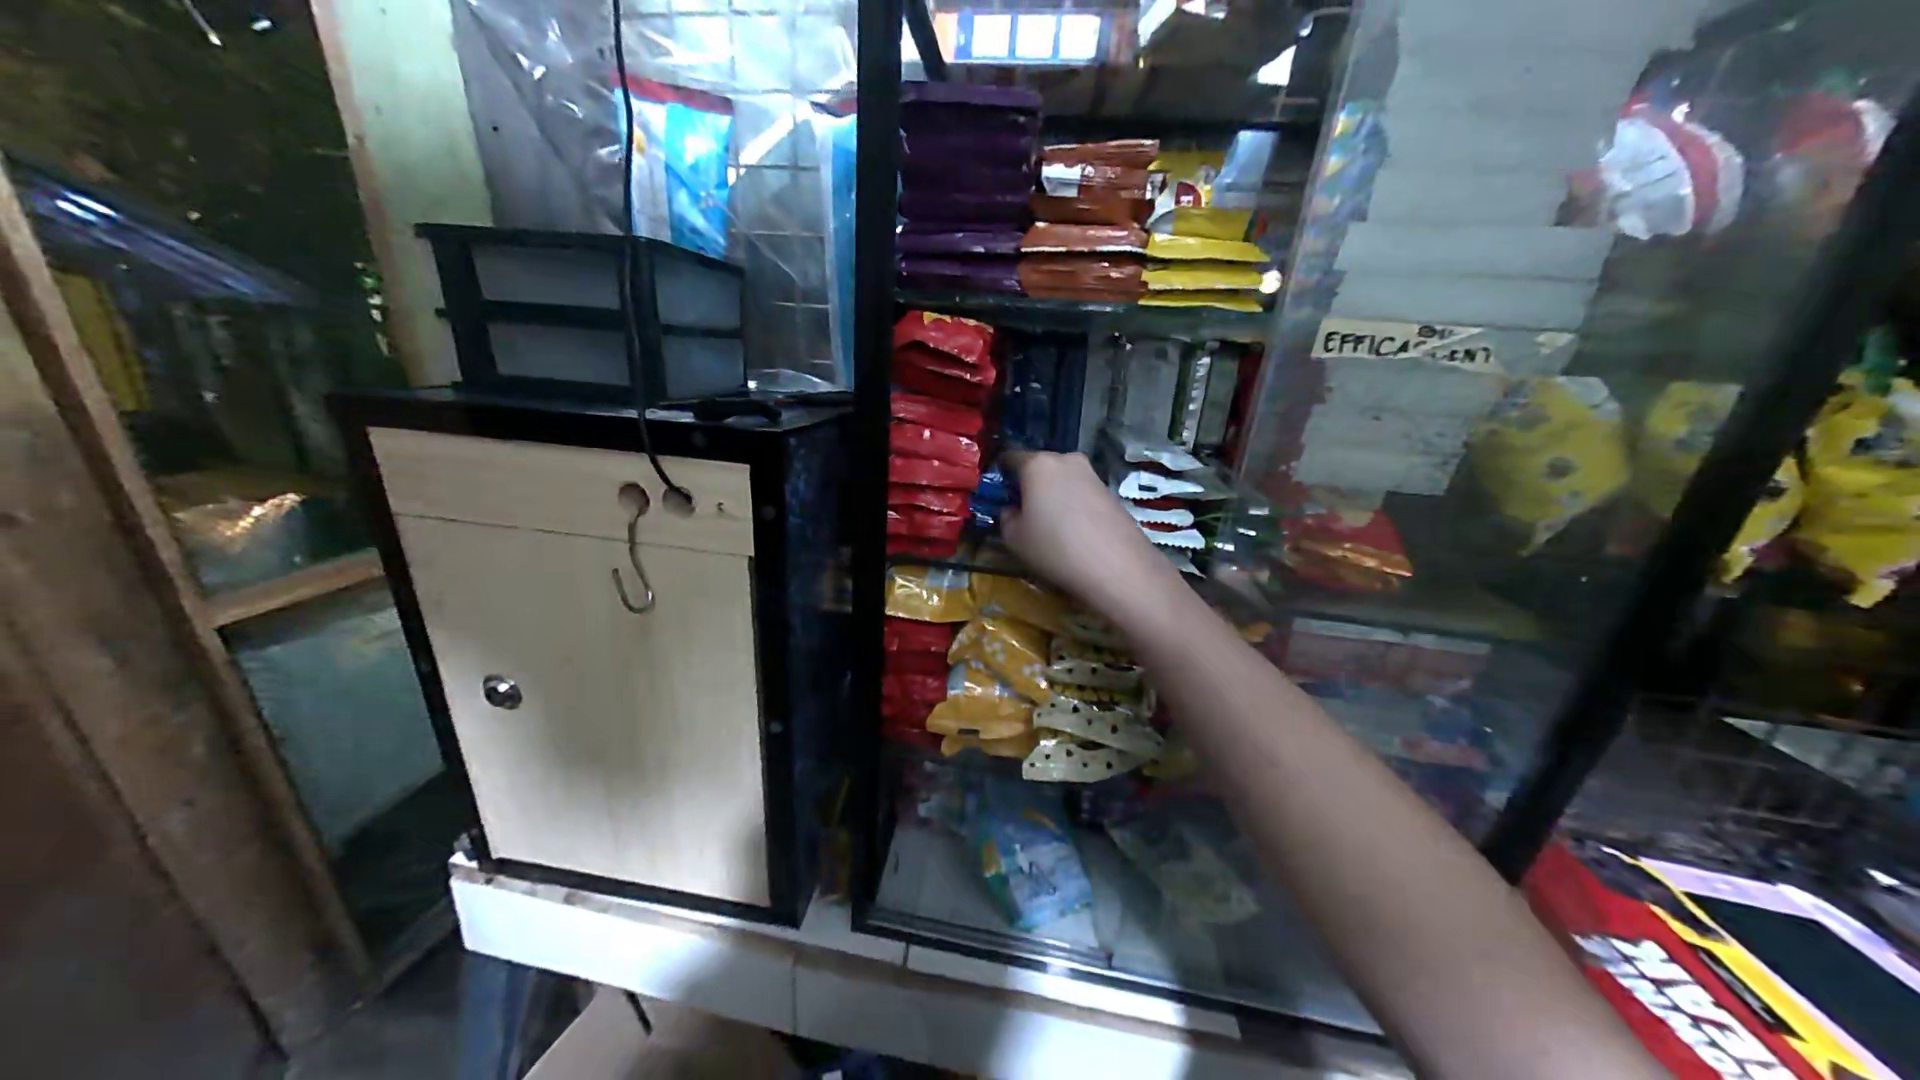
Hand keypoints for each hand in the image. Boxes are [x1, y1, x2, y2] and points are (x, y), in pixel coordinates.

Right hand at [999, 451, 1181, 620]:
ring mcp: (1092, 474)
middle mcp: (1066, 460)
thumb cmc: (1055, 548)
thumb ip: (1006, 517)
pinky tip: (1075, 532)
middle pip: (1039, 467)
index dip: (1000, 474)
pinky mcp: (1111, 491)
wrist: (1117, 567)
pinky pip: (1081, 493)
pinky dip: (1074, 506)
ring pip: (1062, 480)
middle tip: (1024, 513)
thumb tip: (1013, 509)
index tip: (997, 494)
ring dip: (1053, 496)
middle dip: (1029, 485)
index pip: (1009, 457)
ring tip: (1051, 526)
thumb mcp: (1014, 538)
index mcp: (1037, 464)